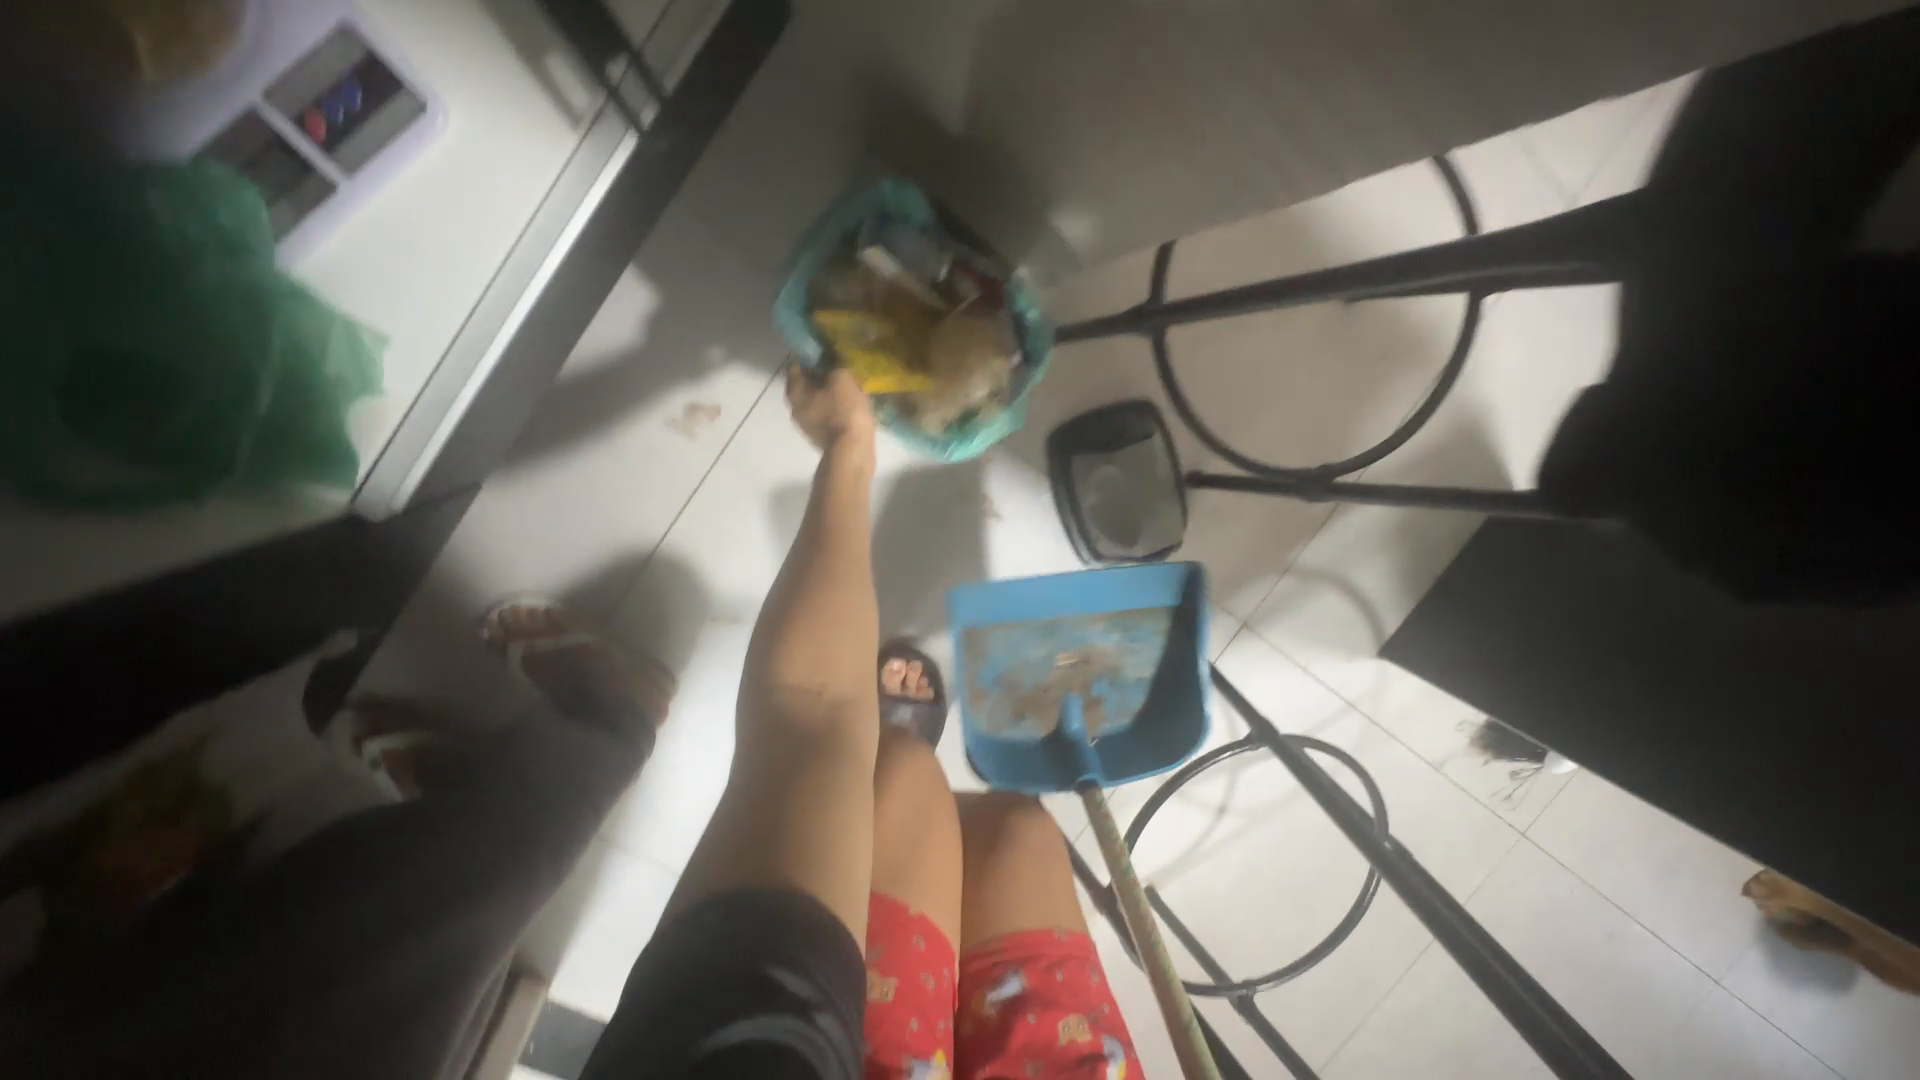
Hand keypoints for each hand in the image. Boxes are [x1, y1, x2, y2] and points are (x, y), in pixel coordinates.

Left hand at [786, 363, 874, 450]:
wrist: (852, 451)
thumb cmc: (843, 411)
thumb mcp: (842, 378)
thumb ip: (835, 364)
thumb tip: (833, 360)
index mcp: (795, 392)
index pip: (796, 365)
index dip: (810, 356)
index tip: (826, 351)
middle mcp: (796, 408)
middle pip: (806, 384)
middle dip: (822, 375)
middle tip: (840, 367)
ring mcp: (808, 425)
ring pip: (818, 400)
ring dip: (831, 392)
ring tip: (850, 385)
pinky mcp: (822, 436)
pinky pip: (828, 414)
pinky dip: (837, 407)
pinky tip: (852, 404)